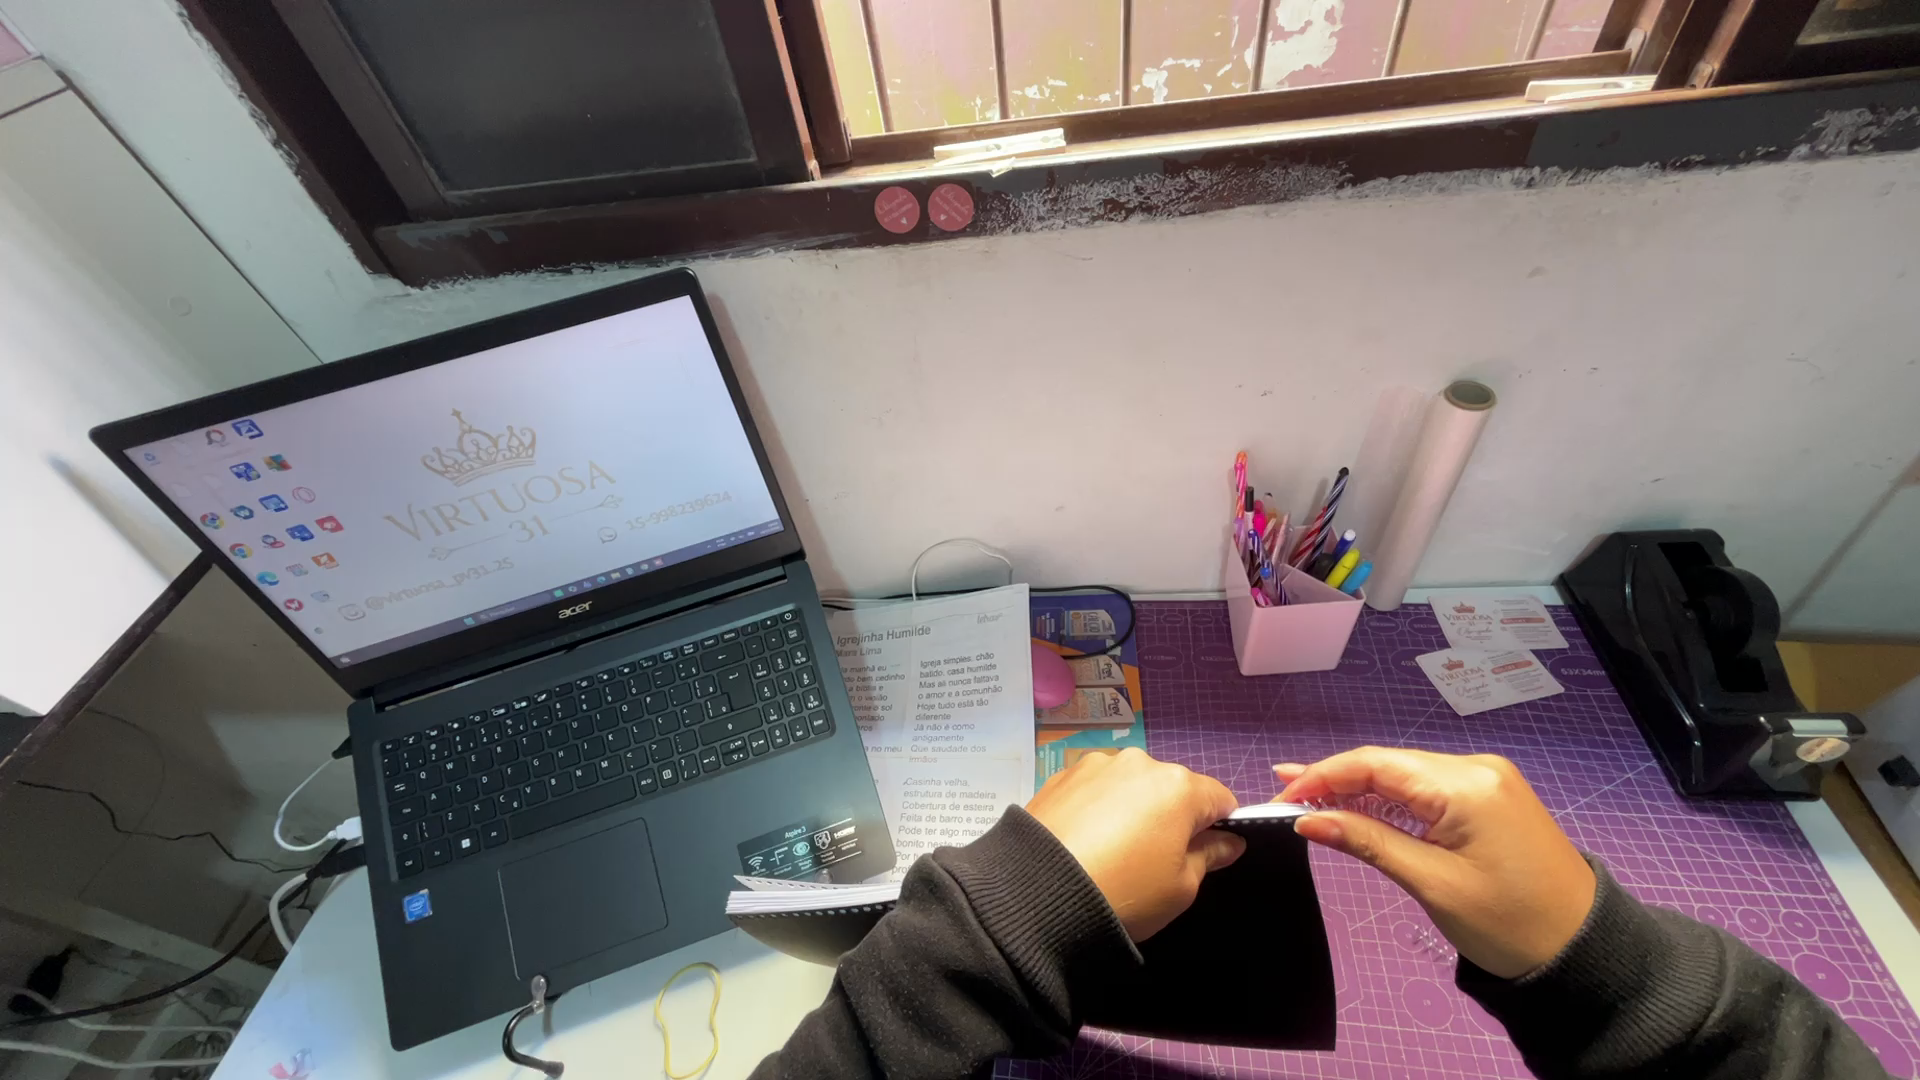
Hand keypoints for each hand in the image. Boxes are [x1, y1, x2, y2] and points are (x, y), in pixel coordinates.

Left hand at [1026, 747, 1244, 940]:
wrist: (1042, 890)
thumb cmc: (1126, 890)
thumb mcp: (1182, 887)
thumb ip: (1210, 856)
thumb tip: (1229, 841)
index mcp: (1177, 786)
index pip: (1218, 798)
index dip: (1219, 826)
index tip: (1206, 853)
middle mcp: (1138, 762)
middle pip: (1171, 787)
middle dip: (1171, 816)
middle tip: (1153, 859)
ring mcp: (1096, 764)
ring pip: (1130, 784)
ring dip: (1131, 807)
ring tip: (1111, 850)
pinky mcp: (1062, 774)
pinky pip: (1095, 788)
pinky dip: (1097, 807)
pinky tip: (1084, 840)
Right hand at [1275, 747, 1596, 978]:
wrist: (1591, 958)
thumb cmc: (1511, 925)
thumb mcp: (1431, 882)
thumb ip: (1365, 840)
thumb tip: (1306, 820)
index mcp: (1466, 784)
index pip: (1374, 764)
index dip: (1322, 776)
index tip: (1283, 796)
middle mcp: (1475, 767)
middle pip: (1385, 763)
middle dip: (1333, 779)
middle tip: (1285, 793)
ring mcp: (1483, 778)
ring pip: (1400, 773)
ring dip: (1355, 787)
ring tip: (1306, 795)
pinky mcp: (1486, 795)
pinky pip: (1421, 786)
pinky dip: (1385, 797)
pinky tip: (1353, 803)